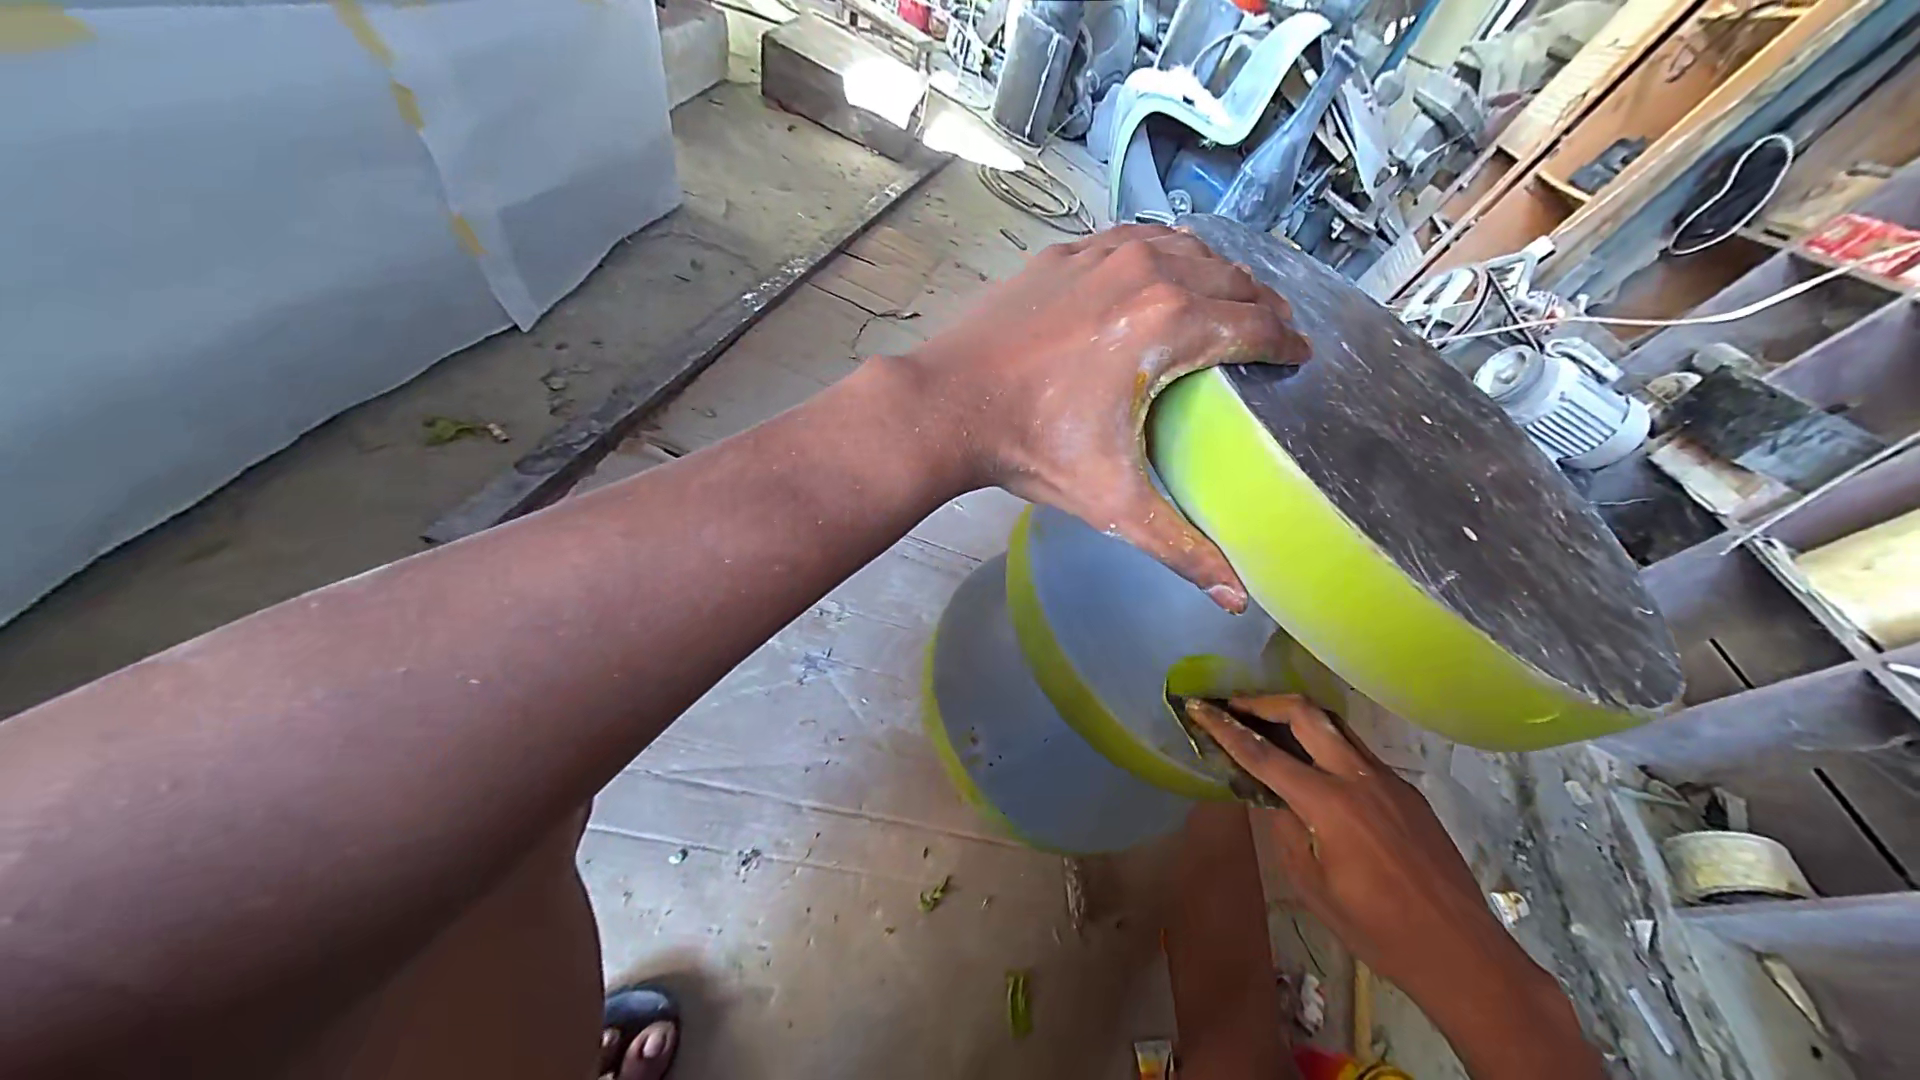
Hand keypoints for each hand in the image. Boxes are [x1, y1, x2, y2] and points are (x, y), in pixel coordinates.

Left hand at [893, 224, 1308, 611]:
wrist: (948, 406)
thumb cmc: (1031, 450)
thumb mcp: (1112, 502)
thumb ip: (1180, 546)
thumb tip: (1235, 599)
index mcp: (1170, 323)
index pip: (1256, 323)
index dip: (1285, 342)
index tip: (1296, 357)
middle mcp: (1145, 272)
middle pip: (1231, 279)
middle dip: (1259, 307)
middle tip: (1265, 336)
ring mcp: (1100, 255)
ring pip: (1186, 249)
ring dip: (1215, 274)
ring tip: (1222, 305)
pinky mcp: (1064, 254)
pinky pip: (1134, 240)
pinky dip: (1162, 253)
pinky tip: (1158, 275)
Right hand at [1185, 695, 1604, 1079]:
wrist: (1465, 955)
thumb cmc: (1377, 930)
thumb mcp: (1311, 885)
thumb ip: (1283, 828)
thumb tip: (1267, 794)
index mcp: (1328, 805)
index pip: (1263, 753)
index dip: (1224, 727)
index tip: (1198, 706)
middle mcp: (1358, 778)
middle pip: (1305, 713)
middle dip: (1263, 702)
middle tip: (1233, 706)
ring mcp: (1388, 780)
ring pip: (1335, 724)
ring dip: (1295, 715)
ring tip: (1267, 722)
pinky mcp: (1407, 791)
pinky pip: (1357, 750)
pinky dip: (1324, 742)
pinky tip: (1313, 764)